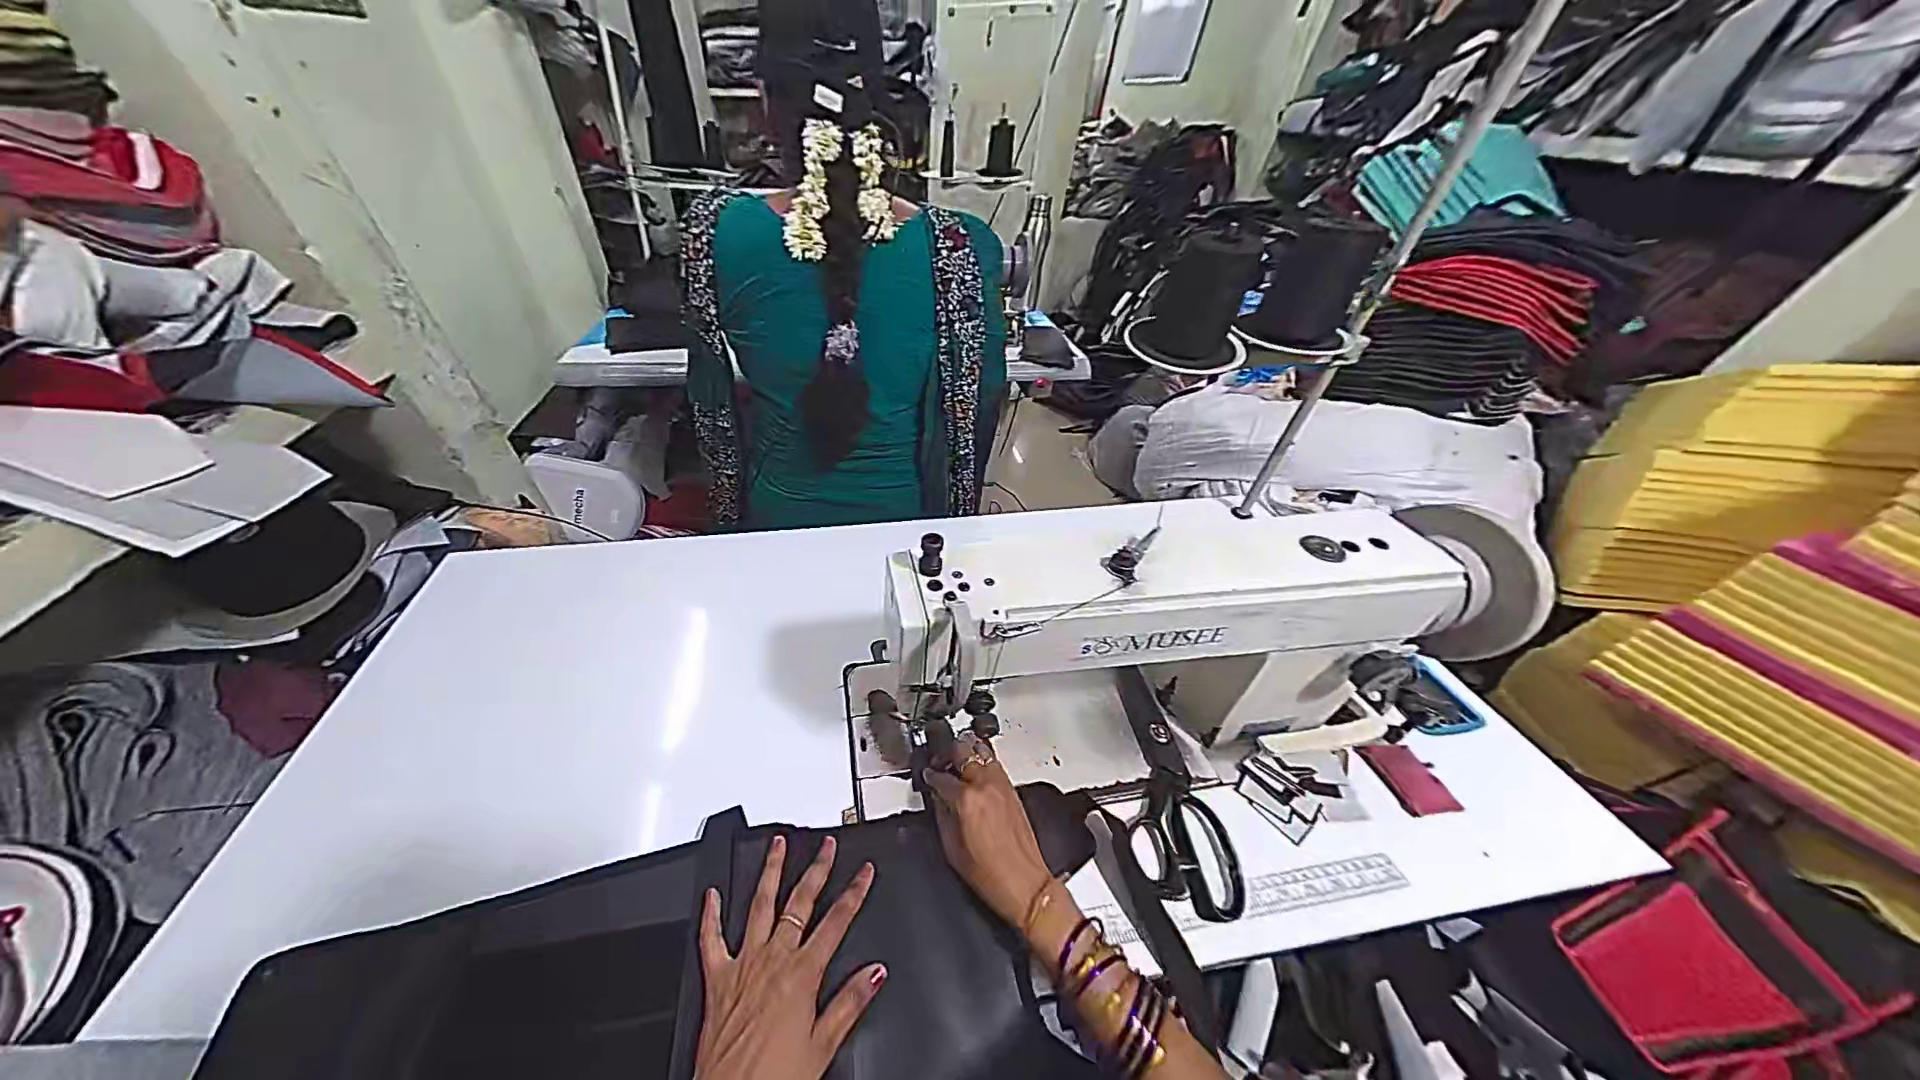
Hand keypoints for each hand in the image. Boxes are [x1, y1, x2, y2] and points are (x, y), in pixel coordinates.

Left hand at [695, 835, 885, 1079]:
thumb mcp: (823, 1046)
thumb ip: (851, 1003)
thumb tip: (876, 972)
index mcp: (801, 975)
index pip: (836, 921)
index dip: (854, 892)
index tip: (865, 871)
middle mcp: (772, 961)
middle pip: (800, 903)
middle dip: (817, 869)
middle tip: (826, 846)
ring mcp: (742, 966)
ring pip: (759, 906)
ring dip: (770, 872)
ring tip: (777, 846)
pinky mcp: (716, 981)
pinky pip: (710, 940)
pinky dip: (711, 915)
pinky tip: (712, 894)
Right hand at [922, 732, 1054, 929]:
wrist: (1024, 883)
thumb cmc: (992, 873)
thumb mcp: (951, 848)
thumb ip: (941, 815)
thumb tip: (936, 798)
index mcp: (967, 800)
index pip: (941, 777)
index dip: (930, 776)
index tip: (927, 777)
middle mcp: (986, 786)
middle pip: (962, 750)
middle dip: (947, 753)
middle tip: (940, 762)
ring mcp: (1002, 784)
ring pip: (981, 750)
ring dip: (966, 752)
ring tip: (957, 762)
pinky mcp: (1012, 789)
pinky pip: (994, 763)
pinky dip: (982, 761)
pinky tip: (975, 772)